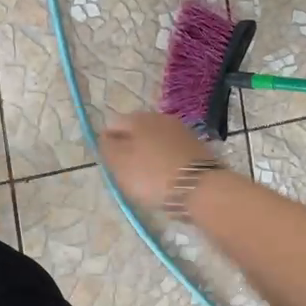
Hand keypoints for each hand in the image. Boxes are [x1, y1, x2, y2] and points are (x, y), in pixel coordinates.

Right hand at [102, 111, 216, 208]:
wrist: (201, 188)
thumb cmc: (153, 175)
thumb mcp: (121, 164)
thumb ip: (107, 148)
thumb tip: (104, 137)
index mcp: (137, 118)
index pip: (113, 125)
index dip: (108, 144)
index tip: (111, 164)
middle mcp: (159, 117)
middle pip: (136, 131)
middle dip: (129, 148)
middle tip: (127, 172)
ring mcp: (180, 130)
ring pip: (155, 140)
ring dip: (148, 154)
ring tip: (147, 177)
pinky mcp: (196, 145)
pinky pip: (171, 150)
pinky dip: (165, 160)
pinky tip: (167, 176)